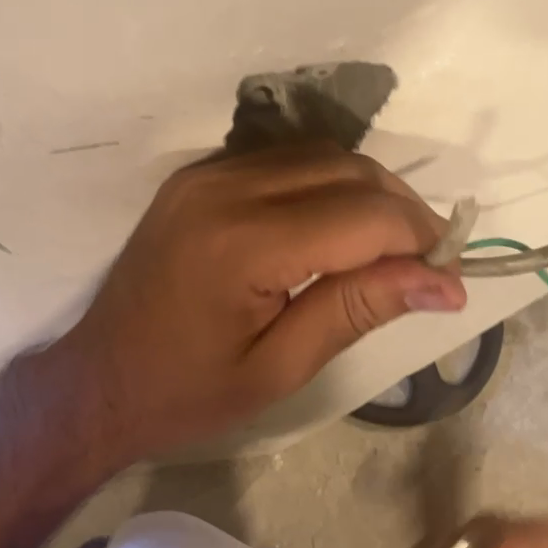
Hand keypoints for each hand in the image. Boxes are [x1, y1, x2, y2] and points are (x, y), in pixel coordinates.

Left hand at [43, 143, 465, 465]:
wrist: (98, 379)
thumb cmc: (185, 392)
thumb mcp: (280, 367)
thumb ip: (358, 308)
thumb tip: (444, 281)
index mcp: (244, 244)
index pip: (364, 214)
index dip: (420, 240)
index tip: (449, 279)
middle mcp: (223, 189)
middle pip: (346, 170)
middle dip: (401, 210)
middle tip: (426, 265)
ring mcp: (204, 176)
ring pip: (317, 156)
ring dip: (365, 192)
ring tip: (388, 249)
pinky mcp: (194, 178)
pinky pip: (279, 161)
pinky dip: (322, 183)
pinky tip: (335, 227)